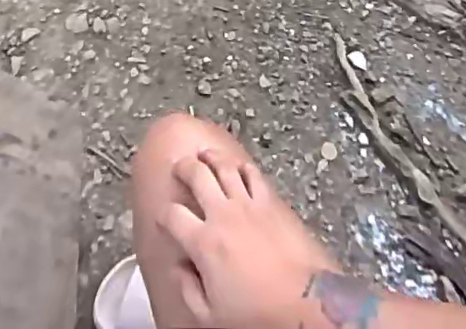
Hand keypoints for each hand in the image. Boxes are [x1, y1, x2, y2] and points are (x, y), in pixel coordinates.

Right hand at [161, 149, 341, 328]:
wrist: (302, 301)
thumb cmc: (258, 314)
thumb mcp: (211, 317)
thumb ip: (188, 290)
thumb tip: (178, 269)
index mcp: (204, 243)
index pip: (173, 216)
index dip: (163, 214)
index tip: (163, 217)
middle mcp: (223, 214)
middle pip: (196, 175)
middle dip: (183, 167)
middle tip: (179, 167)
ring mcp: (247, 204)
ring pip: (224, 166)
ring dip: (211, 157)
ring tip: (203, 153)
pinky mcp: (269, 201)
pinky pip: (253, 173)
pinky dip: (242, 165)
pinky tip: (238, 165)